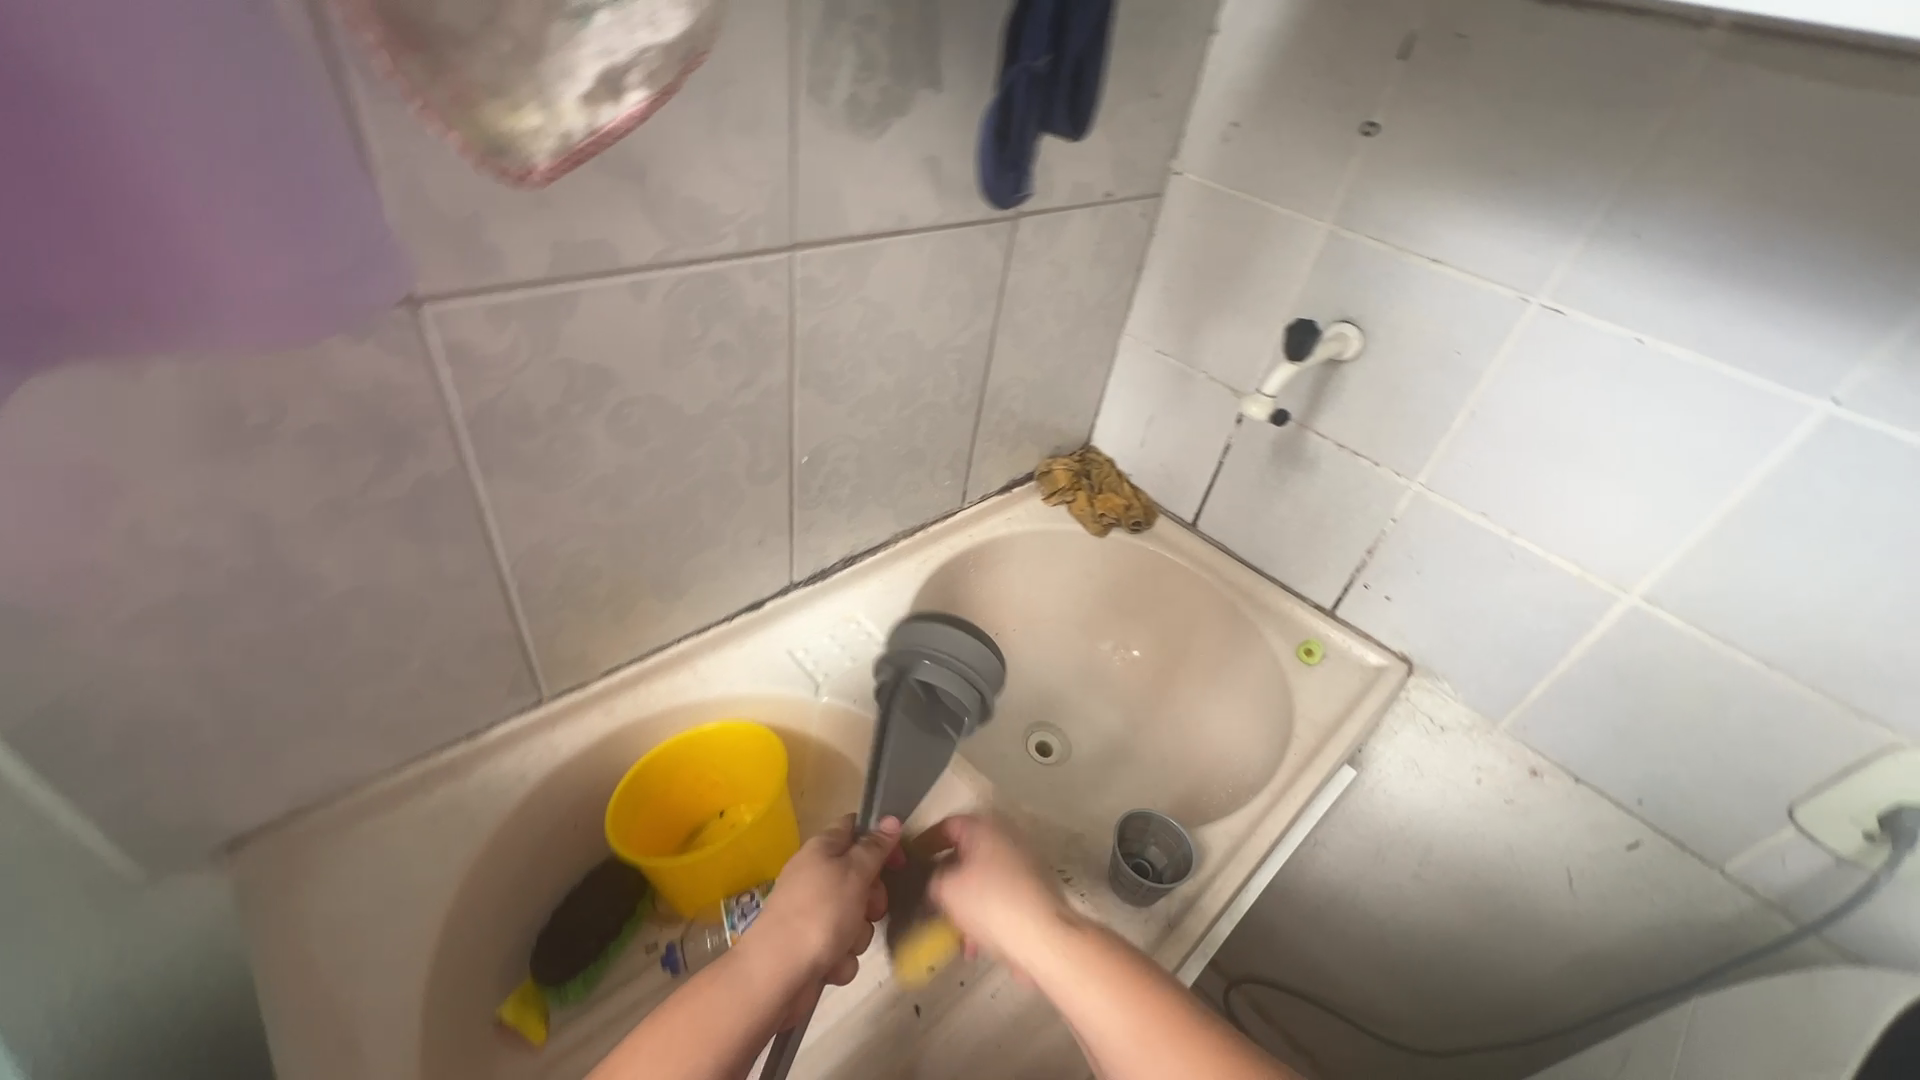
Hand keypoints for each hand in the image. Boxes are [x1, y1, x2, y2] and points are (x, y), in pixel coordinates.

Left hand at [752, 815, 900, 990]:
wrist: (776, 976)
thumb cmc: (819, 914)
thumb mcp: (853, 873)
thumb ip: (875, 847)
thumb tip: (891, 818)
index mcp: (821, 849)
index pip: (854, 828)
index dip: (878, 838)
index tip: (898, 858)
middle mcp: (816, 878)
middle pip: (860, 877)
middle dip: (873, 898)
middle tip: (872, 908)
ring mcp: (814, 915)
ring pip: (856, 917)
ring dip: (858, 934)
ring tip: (844, 943)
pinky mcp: (813, 948)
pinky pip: (843, 947)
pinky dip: (841, 958)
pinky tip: (831, 964)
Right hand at [923, 814, 1073, 966]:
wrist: (1044, 938)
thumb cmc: (990, 904)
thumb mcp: (946, 889)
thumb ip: (932, 878)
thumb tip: (934, 878)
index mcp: (984, 827)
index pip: (947, 825)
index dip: (925, 842)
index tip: (911, 861)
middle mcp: (1006, 838)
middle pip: (965, 854)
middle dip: (945, 881)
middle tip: (929, 900)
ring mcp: (1023, 863)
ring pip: (981, 880)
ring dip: (963, 906)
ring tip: (952, 935)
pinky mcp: (1034, 890)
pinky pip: (999, 897)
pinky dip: (983, 915)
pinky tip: (974, 946)